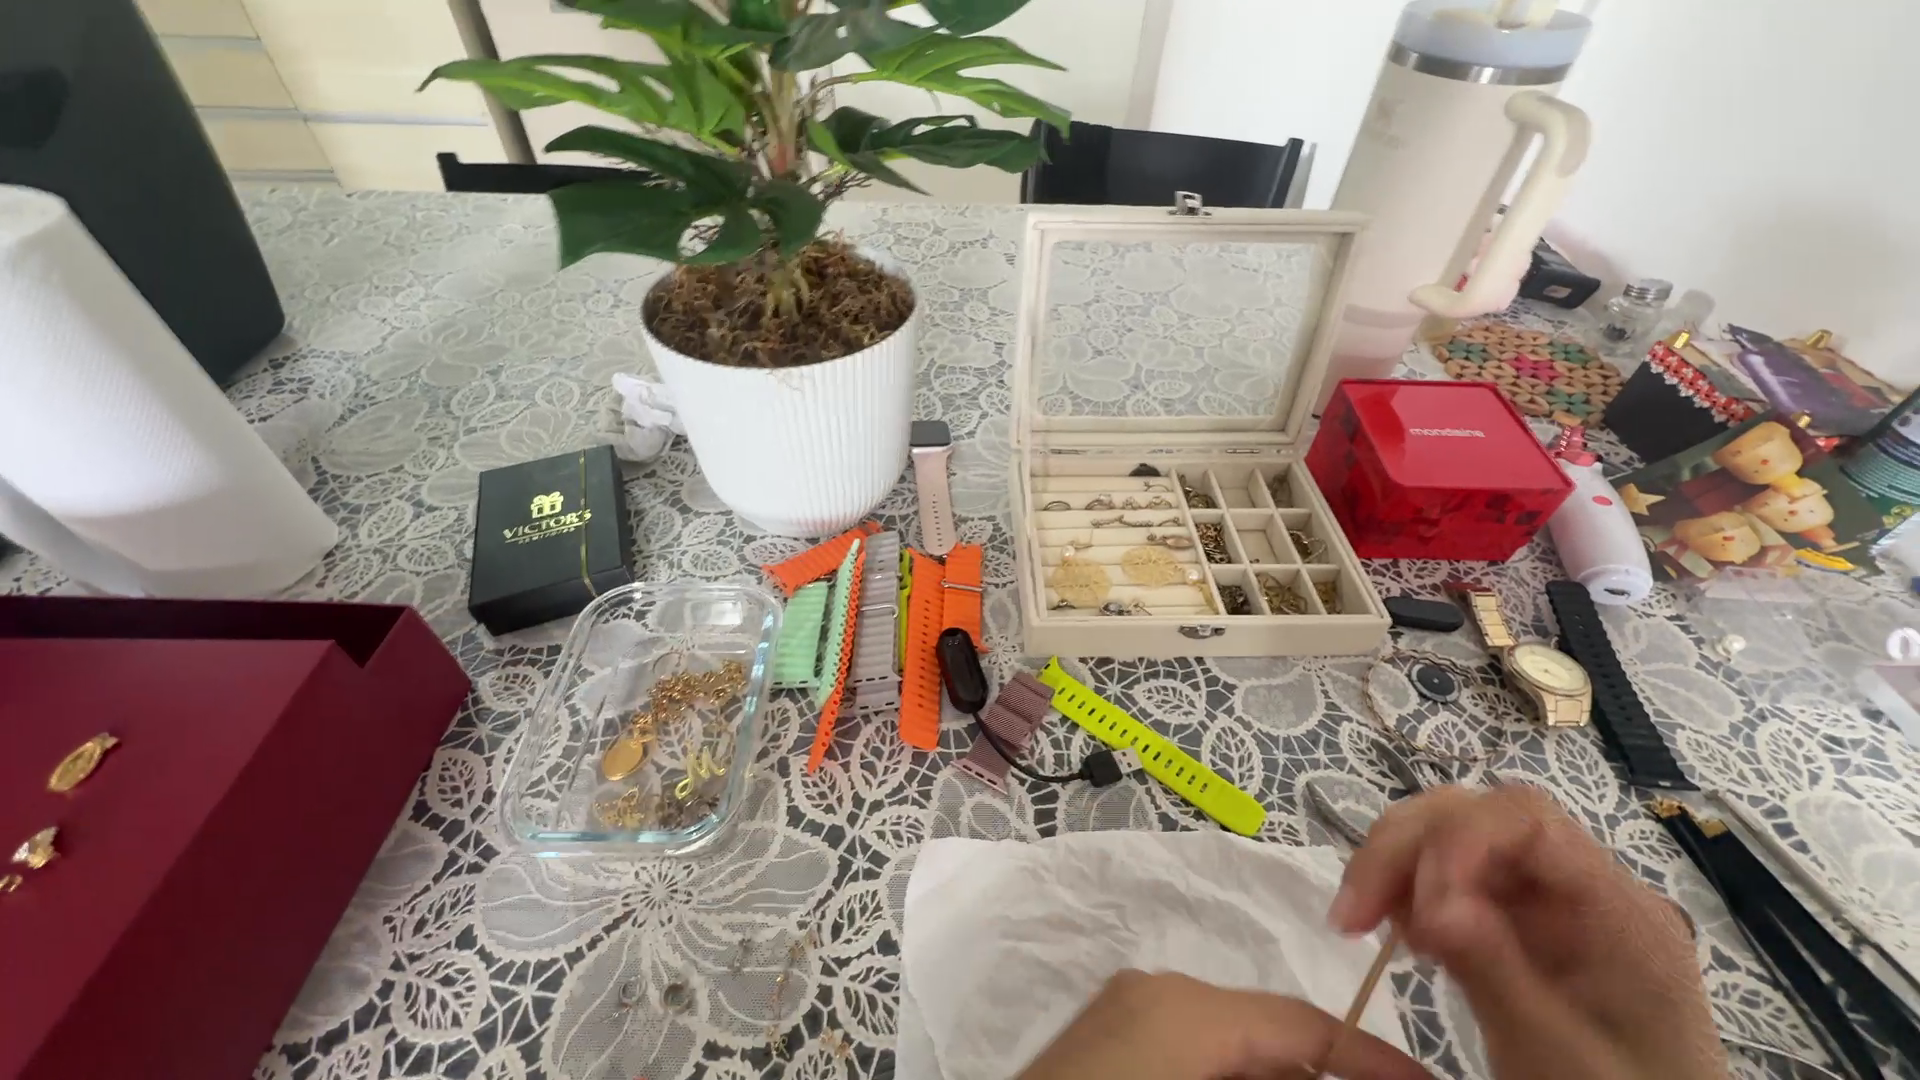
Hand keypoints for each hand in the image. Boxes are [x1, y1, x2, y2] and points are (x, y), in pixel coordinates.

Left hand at [1016, 970, 1430, 1079]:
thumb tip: (1349, 1076)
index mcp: (1187, 1006)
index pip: (1303, 1022)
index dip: (1373, 1057)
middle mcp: (1159, 990)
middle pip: (1268, 1035)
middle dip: (1322, 1074)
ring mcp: (1128, 1009)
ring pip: (1231, 1046)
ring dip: (1275, 1079)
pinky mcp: (1112, 1036)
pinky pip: (1192, 1051)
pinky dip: (1230, 1076)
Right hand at [1330, 785, 1724, 1079]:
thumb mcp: (1556, 1052)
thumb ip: (1497, 971)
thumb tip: (1430, 906)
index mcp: (1615, 906)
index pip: (1525, 820)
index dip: (1456, 842)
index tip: (1418, 914)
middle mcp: (1571, 877)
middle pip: (1471, 813)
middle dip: (1401, 850)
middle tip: (1352, 913)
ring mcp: (1536, 889)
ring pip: (1442, 830)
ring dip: (1390, 865)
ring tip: (1363, 921)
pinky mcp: (1505, 907)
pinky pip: (1437, 866)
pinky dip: (1399, 885)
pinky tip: (1392, 929)